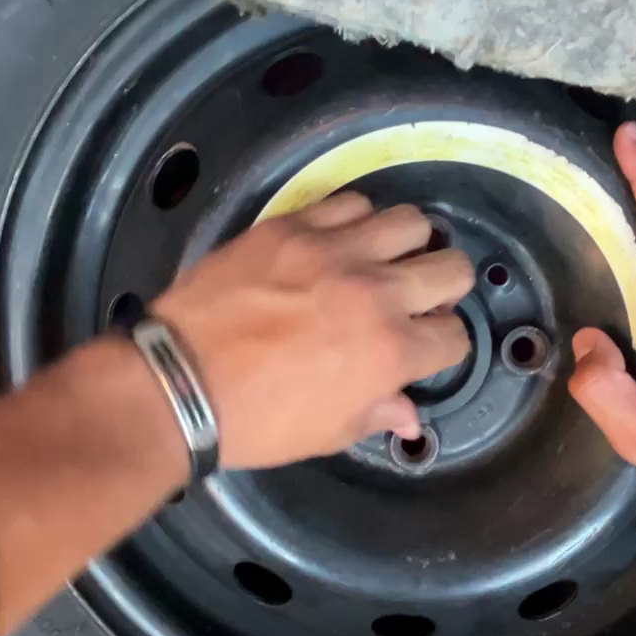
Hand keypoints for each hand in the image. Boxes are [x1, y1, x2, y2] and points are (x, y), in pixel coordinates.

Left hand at [153, 193, 474, 469]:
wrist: (179, 381)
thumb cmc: (257, 421)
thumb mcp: (327, 432)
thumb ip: (377, 413)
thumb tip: (410, 415)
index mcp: (390, 352)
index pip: (455, 336)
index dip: (445, 345)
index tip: (425, 346)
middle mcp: (375, 292)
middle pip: (453, 269)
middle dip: (446, 289)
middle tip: (420, 299)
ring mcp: (333, 251)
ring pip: (411, 222)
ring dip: (409, 245)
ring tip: (385, 260)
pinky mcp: (292, 226)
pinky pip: (351, 203)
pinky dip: (358, 221)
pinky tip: (342, 241)